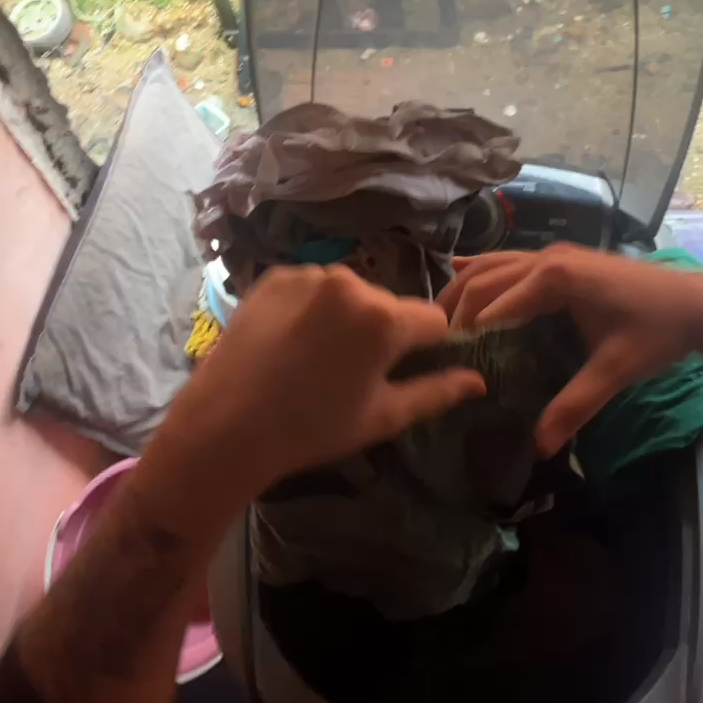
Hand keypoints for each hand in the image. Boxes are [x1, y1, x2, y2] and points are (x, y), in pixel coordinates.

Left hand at [156, 265, 486, 500]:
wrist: (223, 424)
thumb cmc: (311, 428)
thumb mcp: (381, 417)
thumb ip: (436, 392)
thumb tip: (479, 381)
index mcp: (384, 317)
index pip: (433, 320)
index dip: (428, 346)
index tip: (404, 370)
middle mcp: (350, 282)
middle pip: (389, 304)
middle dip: (383, 331)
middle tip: (351, 372)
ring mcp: (308, 274)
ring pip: (350, 294)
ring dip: (346, 317)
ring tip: (314, 357)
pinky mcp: (275, 275)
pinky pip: (313, 287)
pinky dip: (312, 308)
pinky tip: (290, 340)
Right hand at [438, 244, 702, 454]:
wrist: (697, 303)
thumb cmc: (657, 333)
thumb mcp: (615, 371)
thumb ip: (576, 405)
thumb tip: (539, 446)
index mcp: (555, 278)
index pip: (493, 302)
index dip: (464, 328)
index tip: (441, 356)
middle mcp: (547, 258)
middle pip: (484, 279)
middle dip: (455, 307)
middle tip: (432, 342)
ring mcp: (554, 254)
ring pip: (493, 264)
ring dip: (463, 286)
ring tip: (435, 314)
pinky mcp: (561, 258)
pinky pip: (510, 259)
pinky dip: (482, 267)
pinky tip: (458, 268)